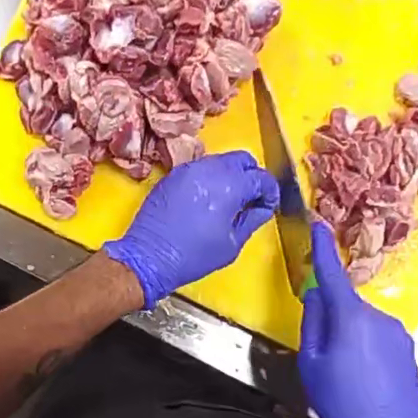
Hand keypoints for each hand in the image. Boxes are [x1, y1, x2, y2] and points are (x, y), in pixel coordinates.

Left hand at [102, 151, 280, 305]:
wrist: (148, 258)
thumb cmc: (192, 256)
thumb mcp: (231, 245)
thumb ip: (251, 220)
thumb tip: (262, 208)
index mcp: (230, 185)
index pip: (261, 177)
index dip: (269, 192)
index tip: (267, 206)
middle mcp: (210, 169)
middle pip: (241, 160)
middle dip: (251, 177)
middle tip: (249, 200)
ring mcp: (188, 169)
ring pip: (219, 162)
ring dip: (229, 176)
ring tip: (226, 202)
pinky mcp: (171, 176)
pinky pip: (198, 169)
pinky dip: (208, 179)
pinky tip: (205, 201)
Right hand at [298, 221, 417, 417]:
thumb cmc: (340, 401)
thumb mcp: (311, 363)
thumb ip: (312, 324)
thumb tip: (316, 295)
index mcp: (350, 317)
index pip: (332, 274)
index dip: (321, 249)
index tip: (317, 224)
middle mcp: (378, 317)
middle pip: (345, 304)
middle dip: (329, 316)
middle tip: (316, 351)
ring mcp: (397, 332)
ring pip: (360, 323)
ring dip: (346, 336)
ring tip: (338, 374)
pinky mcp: (406, 349)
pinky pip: (375, 338)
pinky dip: (361, 348)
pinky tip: (356, 378)